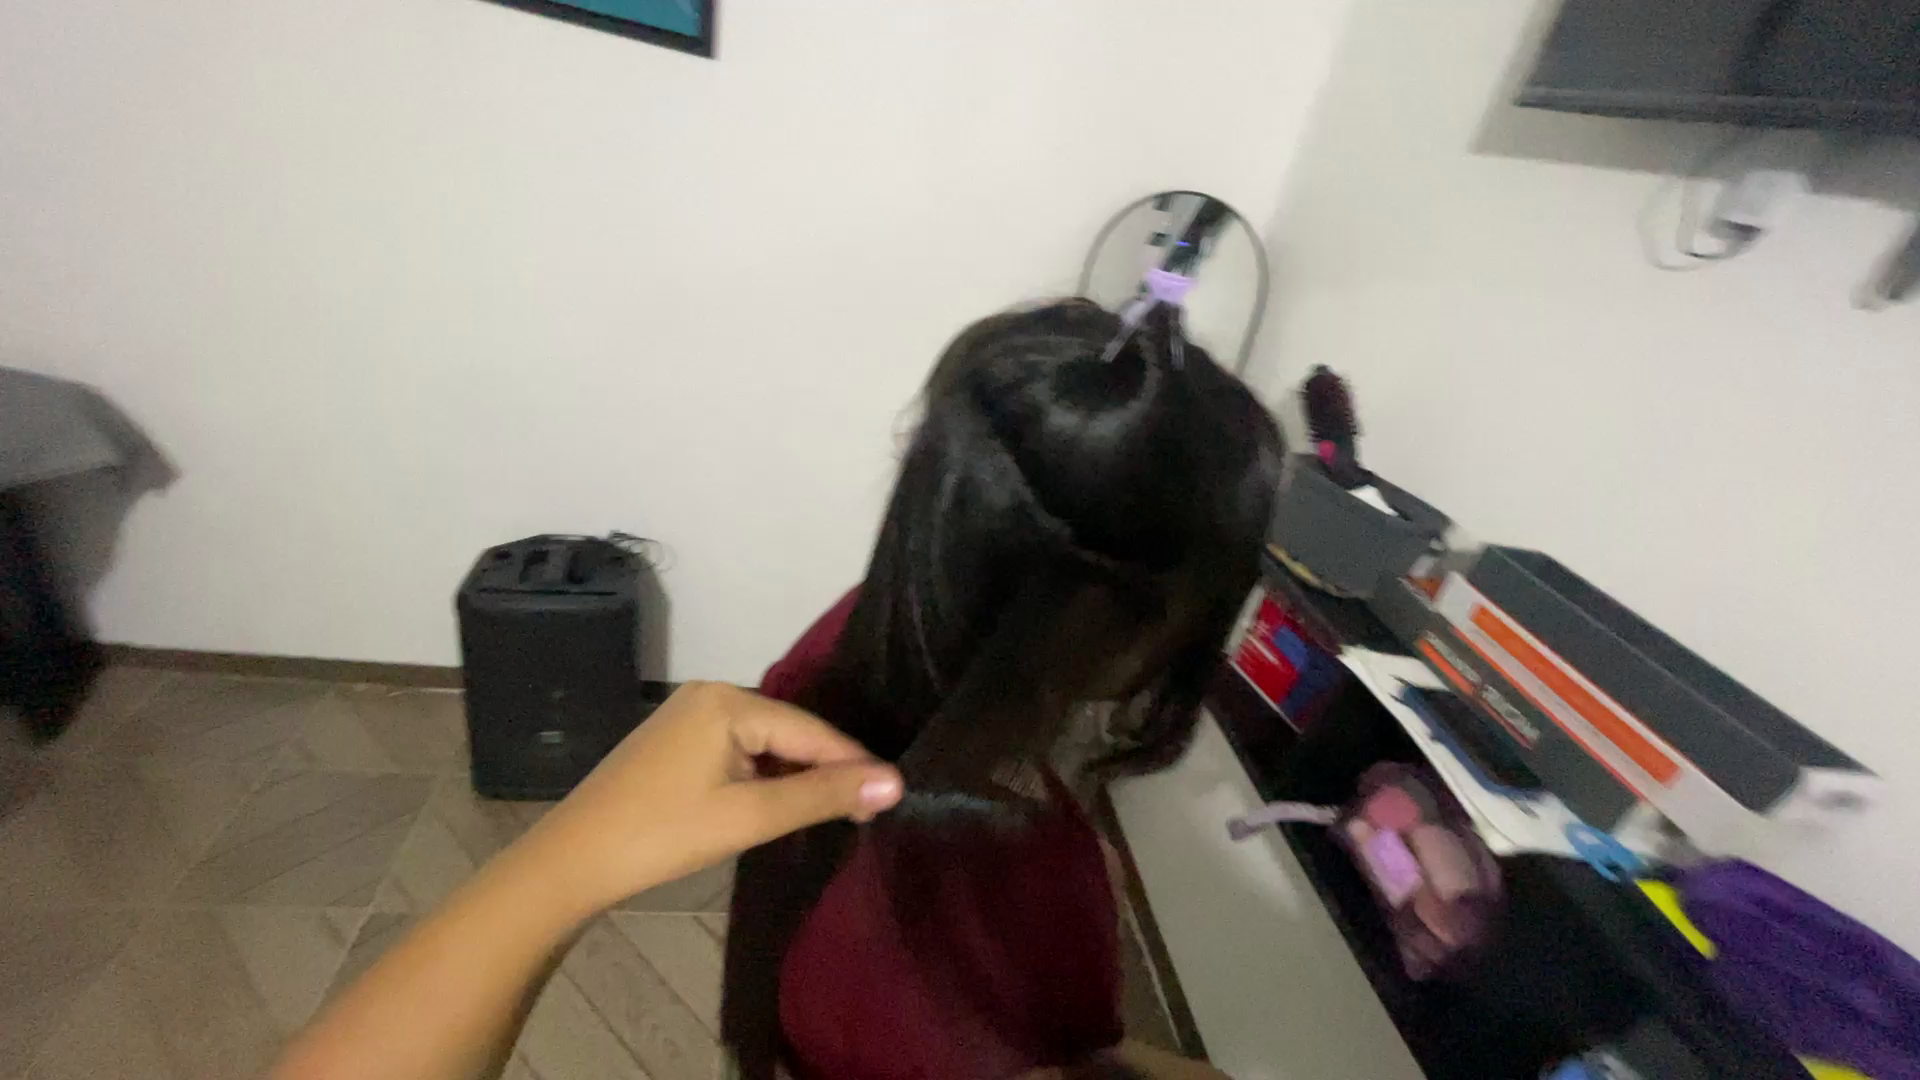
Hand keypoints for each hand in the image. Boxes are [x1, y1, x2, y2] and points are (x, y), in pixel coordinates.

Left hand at [515, 681, 903, 914]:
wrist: (569, 862)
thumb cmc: (662, 835)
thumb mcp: (750, 816)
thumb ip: (823, 796)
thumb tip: (894, 782)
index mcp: (729, 700)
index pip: (811, 731)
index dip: (853, 764)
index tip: (890, 795)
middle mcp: (711, 692)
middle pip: (790, 731)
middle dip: (826, 769)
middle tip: (865, 809)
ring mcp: (691, 712)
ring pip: (766, 741)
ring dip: (797, 773)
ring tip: (833, 807)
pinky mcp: (678, 736)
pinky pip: (740, 747)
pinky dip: (765, 773)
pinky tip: (781, 797)